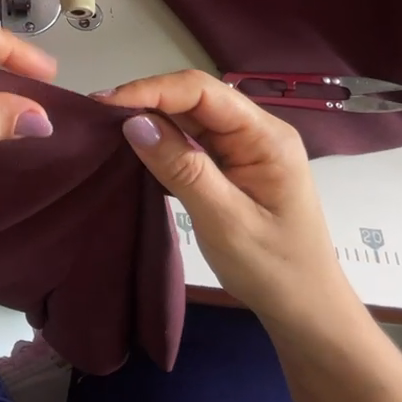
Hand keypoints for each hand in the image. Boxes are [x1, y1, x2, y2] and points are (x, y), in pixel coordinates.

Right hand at [100, 70, 350, 325]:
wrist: (305, 312)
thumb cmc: (275, 269)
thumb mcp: (226, 221)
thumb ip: (182, 169)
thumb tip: (133, 122)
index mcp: (265, 137)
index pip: (201, 92)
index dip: (151, 90)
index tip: (105, 104)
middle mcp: (253, 132)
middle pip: (190, 98)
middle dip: (143, 101)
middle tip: (96, 117)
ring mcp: (240, 147)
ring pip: (184, 116)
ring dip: (146, 119)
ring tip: (105, 129)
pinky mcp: (226, 163)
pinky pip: (185, 137)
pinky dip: (156, 139)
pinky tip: (131, 149)